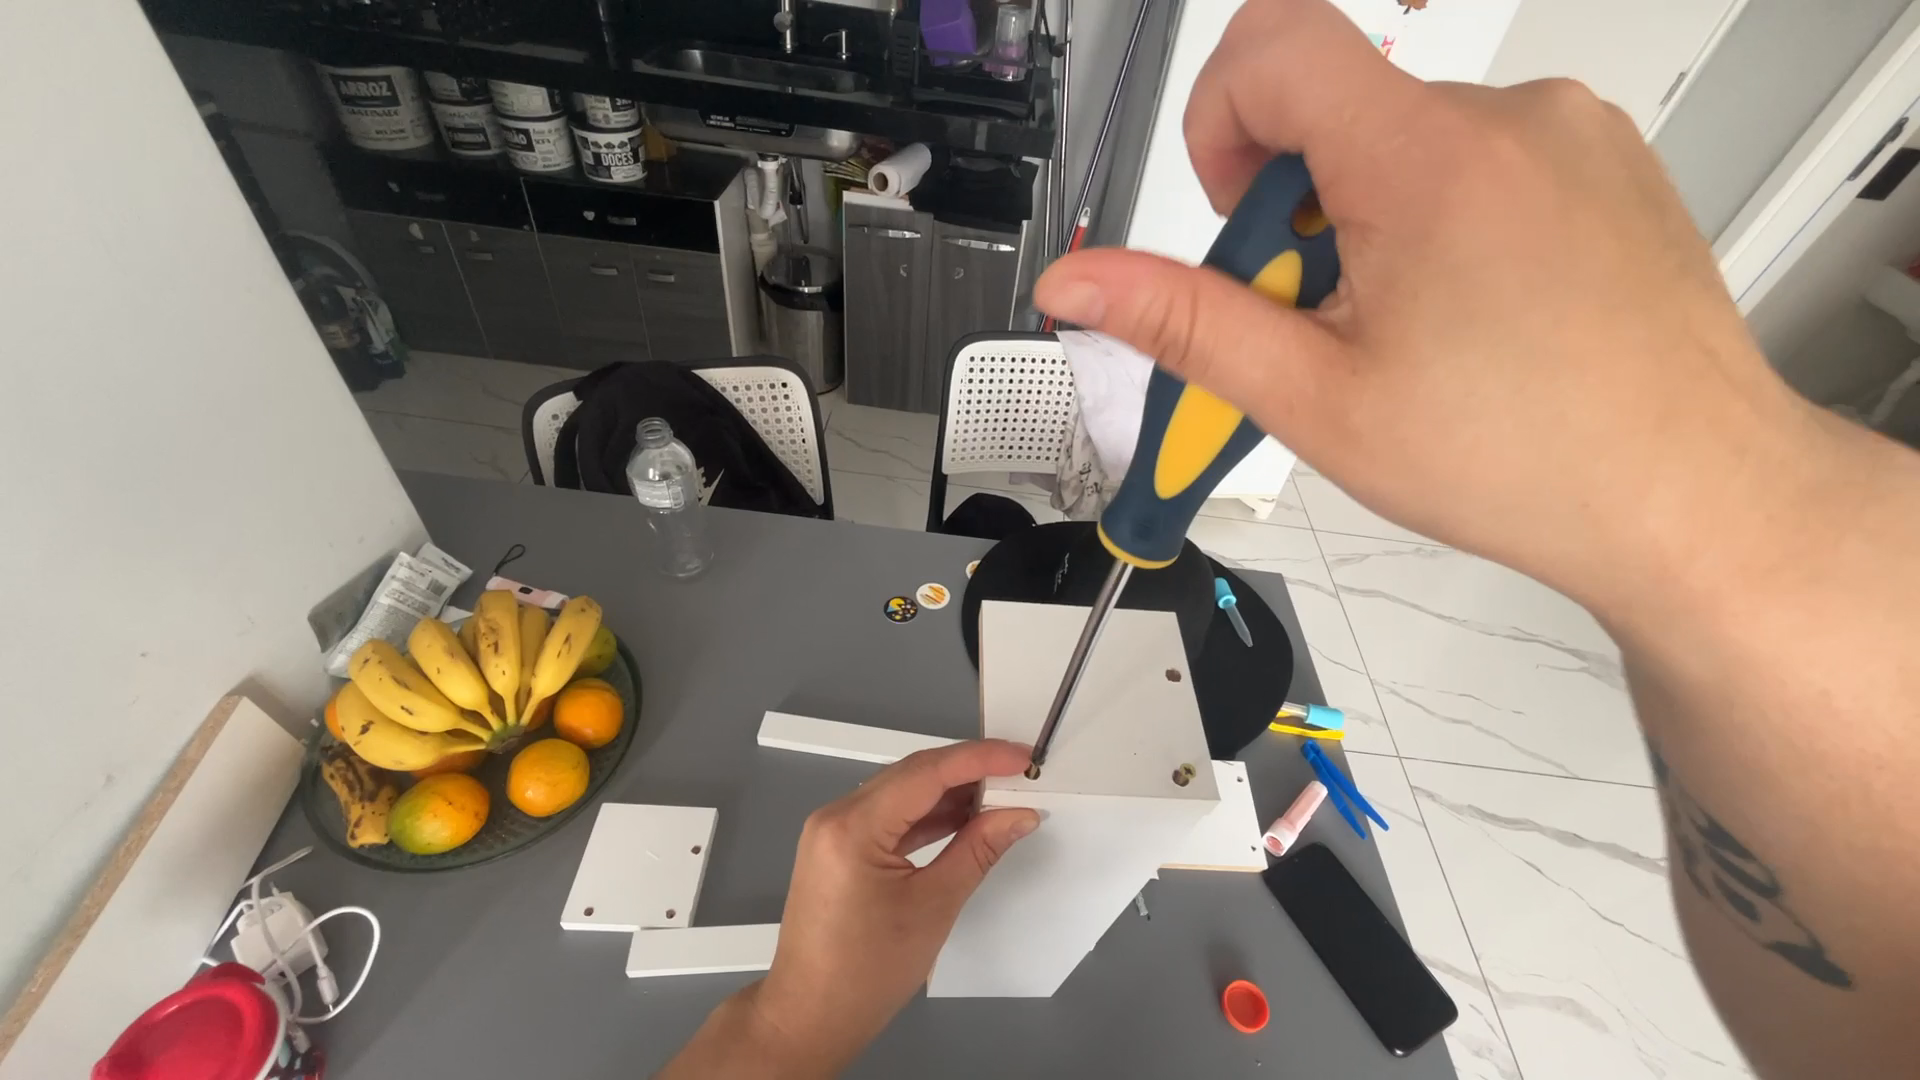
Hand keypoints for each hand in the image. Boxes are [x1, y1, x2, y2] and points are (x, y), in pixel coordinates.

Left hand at [748, 740, 1039, 1073]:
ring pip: (901, 792)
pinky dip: (927, 815)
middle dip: (968, 770)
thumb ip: (979, 850)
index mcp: (853, 826)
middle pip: (912, 775)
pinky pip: (889, 815)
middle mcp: (836, 814)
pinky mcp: (838, 845)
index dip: (979, 758)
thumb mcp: (934, 907)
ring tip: (1000, 793)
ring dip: (949, 792)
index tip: (1022, 757)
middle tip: (1018, 773)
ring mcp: (833, 828)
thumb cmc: (869, 972)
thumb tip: (1021, 815)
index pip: (925, 772)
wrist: (809, 1019)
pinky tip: (964, 817)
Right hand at [1034, 0, 1824, 614]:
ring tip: (1386, 331)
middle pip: (1329, 113)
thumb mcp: (1307, 395)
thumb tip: (1078, 283)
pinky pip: (1464, 161)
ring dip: (1351, 227)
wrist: (1686, 496)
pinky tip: (1448, 317)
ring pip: (1394, 143)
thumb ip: (1178, 322)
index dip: (1216, 121)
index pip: (1275, 46)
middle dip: (1283, 213)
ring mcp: (1565, 137)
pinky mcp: (1593, 165)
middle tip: (1310, 319)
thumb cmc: (1512, 456)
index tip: (1232, 218)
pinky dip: (1419, 225)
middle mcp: (1509, 119)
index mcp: (1427, 162)